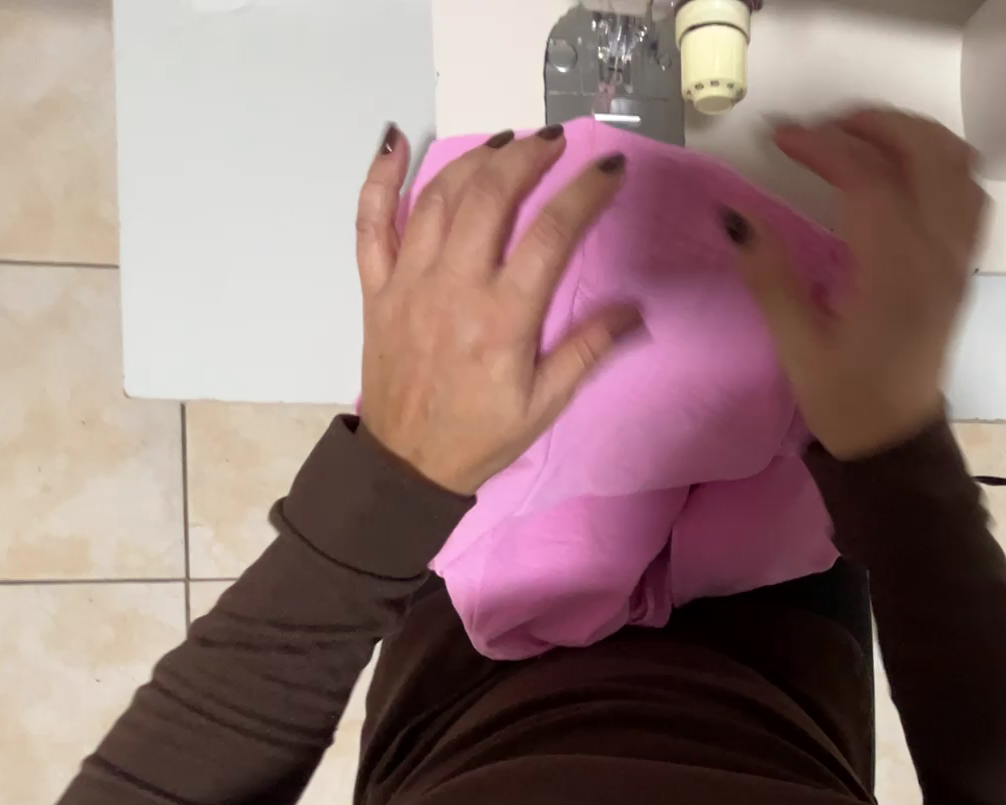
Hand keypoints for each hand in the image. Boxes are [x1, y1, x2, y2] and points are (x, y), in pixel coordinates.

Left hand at [358, 125, 639, 493]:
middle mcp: (453, 287)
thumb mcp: (545, 404)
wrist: (407, 464)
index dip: (585, 193)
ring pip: (438, 196)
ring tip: (506, 143)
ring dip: (475, 157)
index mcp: (502, 319)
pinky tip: (395, 140)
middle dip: (527, 156)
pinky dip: (380, 176)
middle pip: (490, 196)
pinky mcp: (376, 288)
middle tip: (553, 143)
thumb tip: (635, 310)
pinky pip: (370, 221)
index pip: (551, 236)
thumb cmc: (482, 436)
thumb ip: (587, 351)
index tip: (610, 170)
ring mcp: (408, 282)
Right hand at [729, 109, 986, 459]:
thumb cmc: (843, 400)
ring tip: (865, 141)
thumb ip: (771, 278)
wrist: (893, 442)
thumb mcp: (798, 347)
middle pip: (926, 152)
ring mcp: (958, 260)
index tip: (780, 138)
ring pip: (958, 165)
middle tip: (825, 130)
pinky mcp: (962, 270)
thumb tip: (735, 218)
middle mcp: (938, 255)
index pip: (868, 179)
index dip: (823, 147)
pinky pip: (970, 196)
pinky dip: (942, 167)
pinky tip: (908, 176)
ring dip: (914, 137)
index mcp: (894, 274)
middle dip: (874, 124)